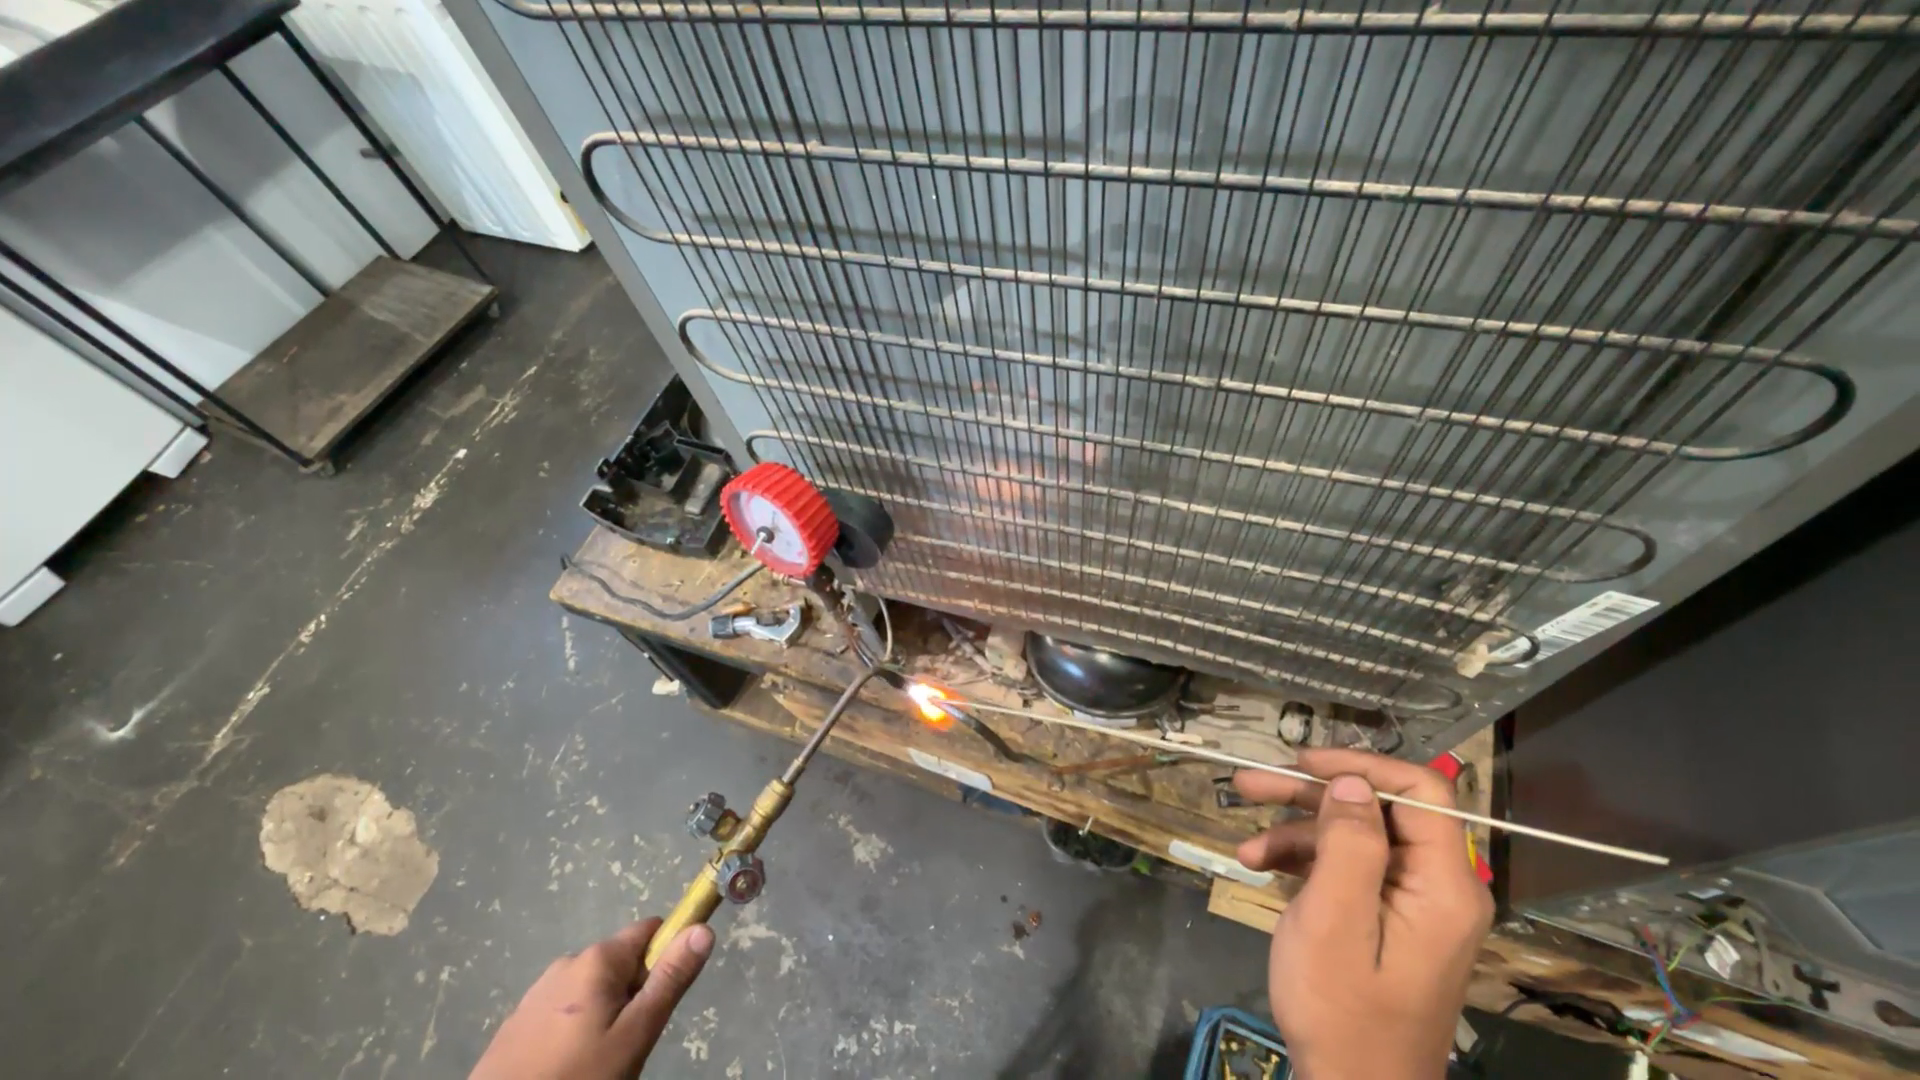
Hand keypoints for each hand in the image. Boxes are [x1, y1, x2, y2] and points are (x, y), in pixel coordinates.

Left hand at [471, 919, 713, 1079]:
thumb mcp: (636, 1034)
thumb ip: (670, 980)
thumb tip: (703, 928)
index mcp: (597, 960)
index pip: (649, 931)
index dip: (667, 957)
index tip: (663, 1000)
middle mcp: (566, 964)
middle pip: (621, 964)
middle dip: (634, 995)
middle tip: (631, 1044)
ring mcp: (536, 994)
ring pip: (592, 992)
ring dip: (605, 1016)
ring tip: (600, 1065)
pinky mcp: (516, 1024)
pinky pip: (563, 1014)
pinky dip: (575, 1032)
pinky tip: (569, 1070)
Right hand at [1235, 749, 1493, 1079]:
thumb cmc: (1342, 1009)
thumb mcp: (1334, 921)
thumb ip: (1349, 845)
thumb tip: (1352, 782)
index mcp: (1444, 884)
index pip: (1420, 791)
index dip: (1360, 766)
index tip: (1302, 762)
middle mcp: (1438, 886)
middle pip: (1378, 810)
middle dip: (1311, 794)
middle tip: (1248, 784)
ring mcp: (1413, 904)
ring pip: (1356, 837)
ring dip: (1297, 833)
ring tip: (1244, 847)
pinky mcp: (1388, 919)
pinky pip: (1349, 870)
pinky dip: (1304, 864)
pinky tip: (1260, 868)